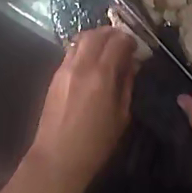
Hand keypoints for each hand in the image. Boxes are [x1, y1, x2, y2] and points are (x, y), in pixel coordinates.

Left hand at [26, 25, 138, 192]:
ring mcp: (65, 68)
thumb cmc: (96, 144)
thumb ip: (126, 84)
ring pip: (81, 38)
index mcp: (101, 75)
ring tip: (107, 47)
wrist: (58, 158)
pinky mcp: (55, 75)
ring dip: (96, 37)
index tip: (136, 47)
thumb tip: (131, 64)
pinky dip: (84, 47)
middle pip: (97, 34)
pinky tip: (91, 59)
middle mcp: (81, 65)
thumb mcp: (121, 116)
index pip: (117, 42)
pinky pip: (71, 50)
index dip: (129, 40)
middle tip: (123, 42)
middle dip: (112, 33)